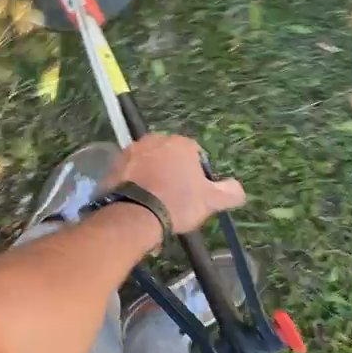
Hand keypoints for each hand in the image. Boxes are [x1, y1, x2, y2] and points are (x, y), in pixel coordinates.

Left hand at [104, 133, 245, 233]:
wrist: (136, 213)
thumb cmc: (177, 203)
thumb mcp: (212, 201)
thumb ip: (231, 192)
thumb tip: (236, 187)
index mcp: (181, 143)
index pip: (196, 155)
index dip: (197, 175)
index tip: (193, 193)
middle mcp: (156, 139)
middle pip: (170, 156)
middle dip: (174, 172)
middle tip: (174, 196)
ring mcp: (133, 148)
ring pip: (150, 161)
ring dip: (154, 174)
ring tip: (155, 198)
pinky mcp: (116, 162)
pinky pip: (132, 169)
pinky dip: (136, 179)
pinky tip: (139, 196)